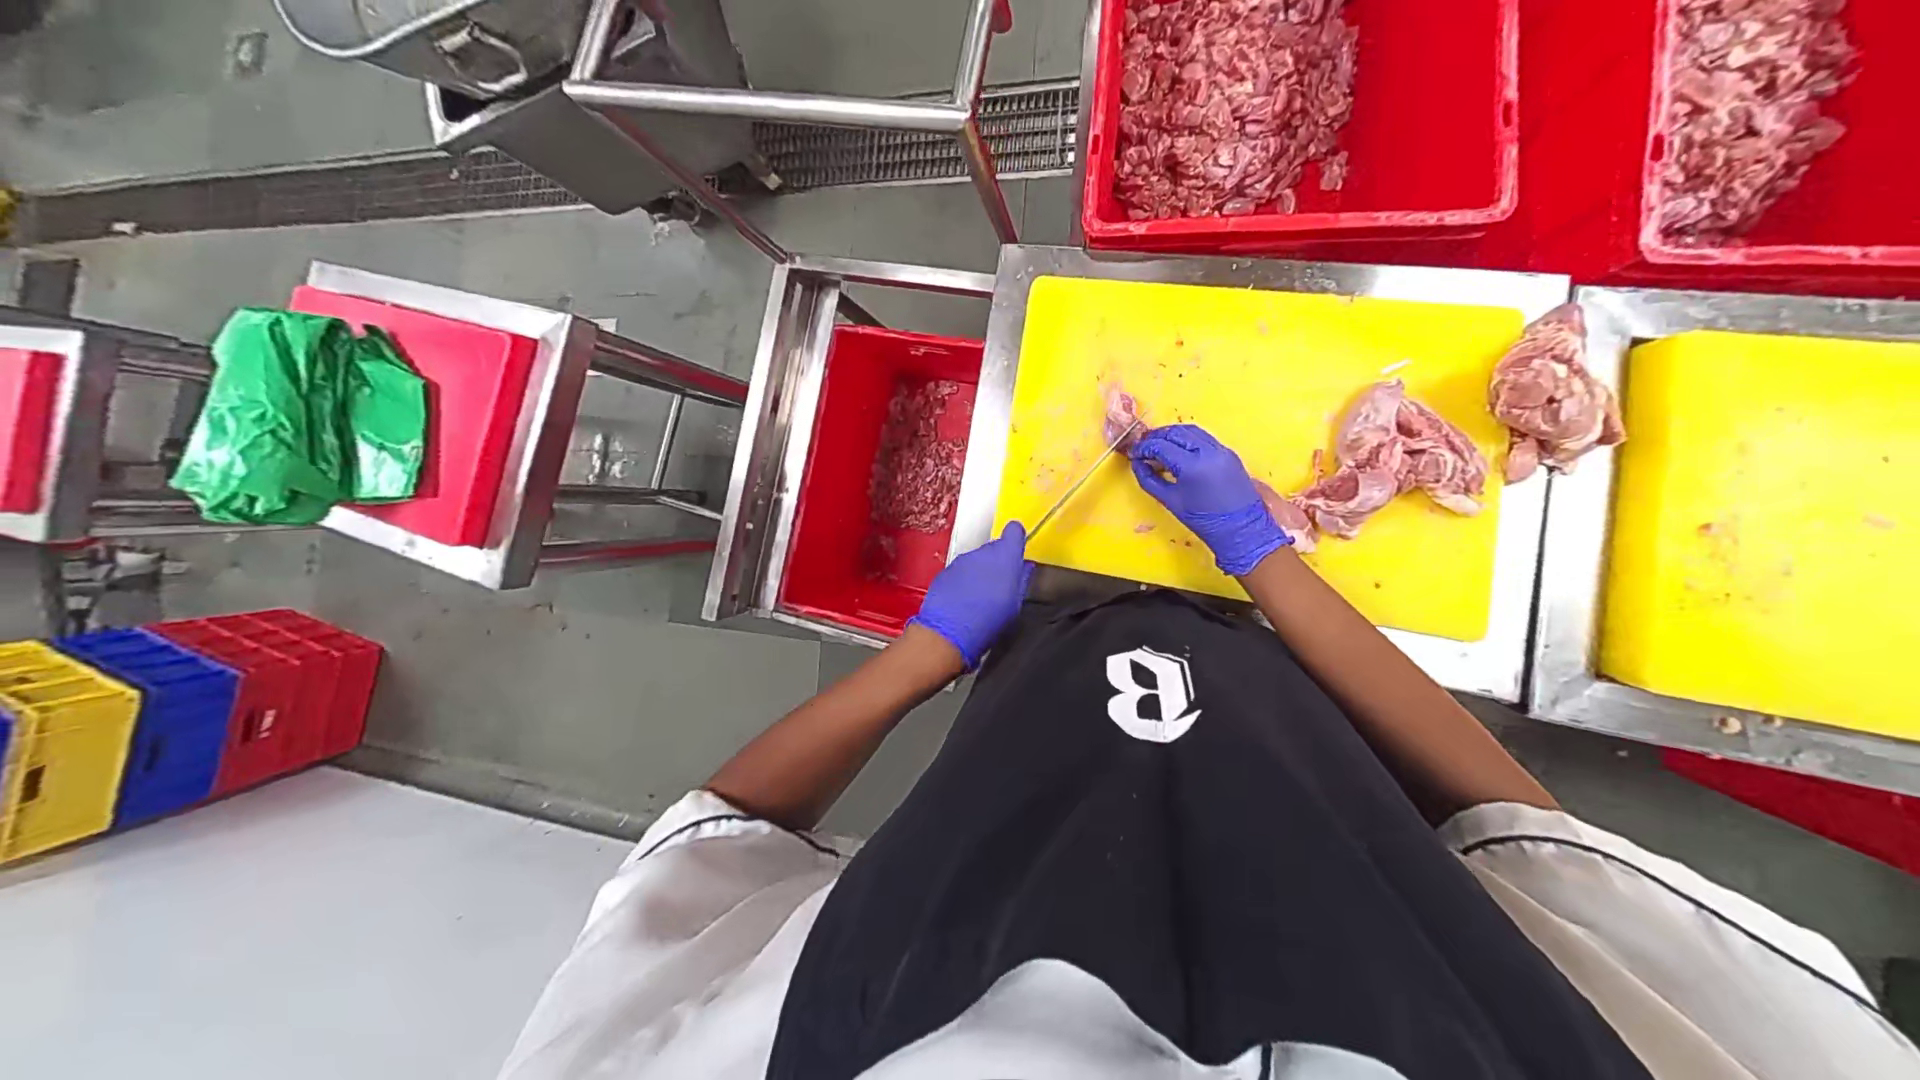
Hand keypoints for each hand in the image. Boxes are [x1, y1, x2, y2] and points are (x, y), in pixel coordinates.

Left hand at [909, 521, 1034, 668]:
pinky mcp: (945, 571)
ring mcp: (961, 561)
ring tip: (982, 597)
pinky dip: (964, 581)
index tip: (1017, 548)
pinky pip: (960, 571)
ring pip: (976, 560)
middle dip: (998, 562)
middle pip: (994, 548)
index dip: (1016, 538)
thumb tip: (1024, 568)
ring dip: (980, 572)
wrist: (948, 631)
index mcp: (1005, 556)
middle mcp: (982, 552)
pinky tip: (965, 601)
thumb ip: (1021, 580)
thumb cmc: (988, 620)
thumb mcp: (1015, 604)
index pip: (1014, 531)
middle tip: (1001, 585)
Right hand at [1131, 424, 1290, 575]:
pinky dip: (1186, 439)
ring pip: (1190, 430)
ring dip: (1171, 435)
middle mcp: (1208, 451)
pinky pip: (1202, 437)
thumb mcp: (1170, 500)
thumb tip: (1137, 463)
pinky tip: (1176, 451)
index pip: (1161, 446)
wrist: (1240, 528)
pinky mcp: (1228, 452)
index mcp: (1192, 466)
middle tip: (1142, 447)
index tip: (1133, 454)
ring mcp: (1221, 450)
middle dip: (1155, 437)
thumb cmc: (1203, 519)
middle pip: (1175, 432)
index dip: (1143, 448)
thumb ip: (1149, 479)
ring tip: (1157, 446)